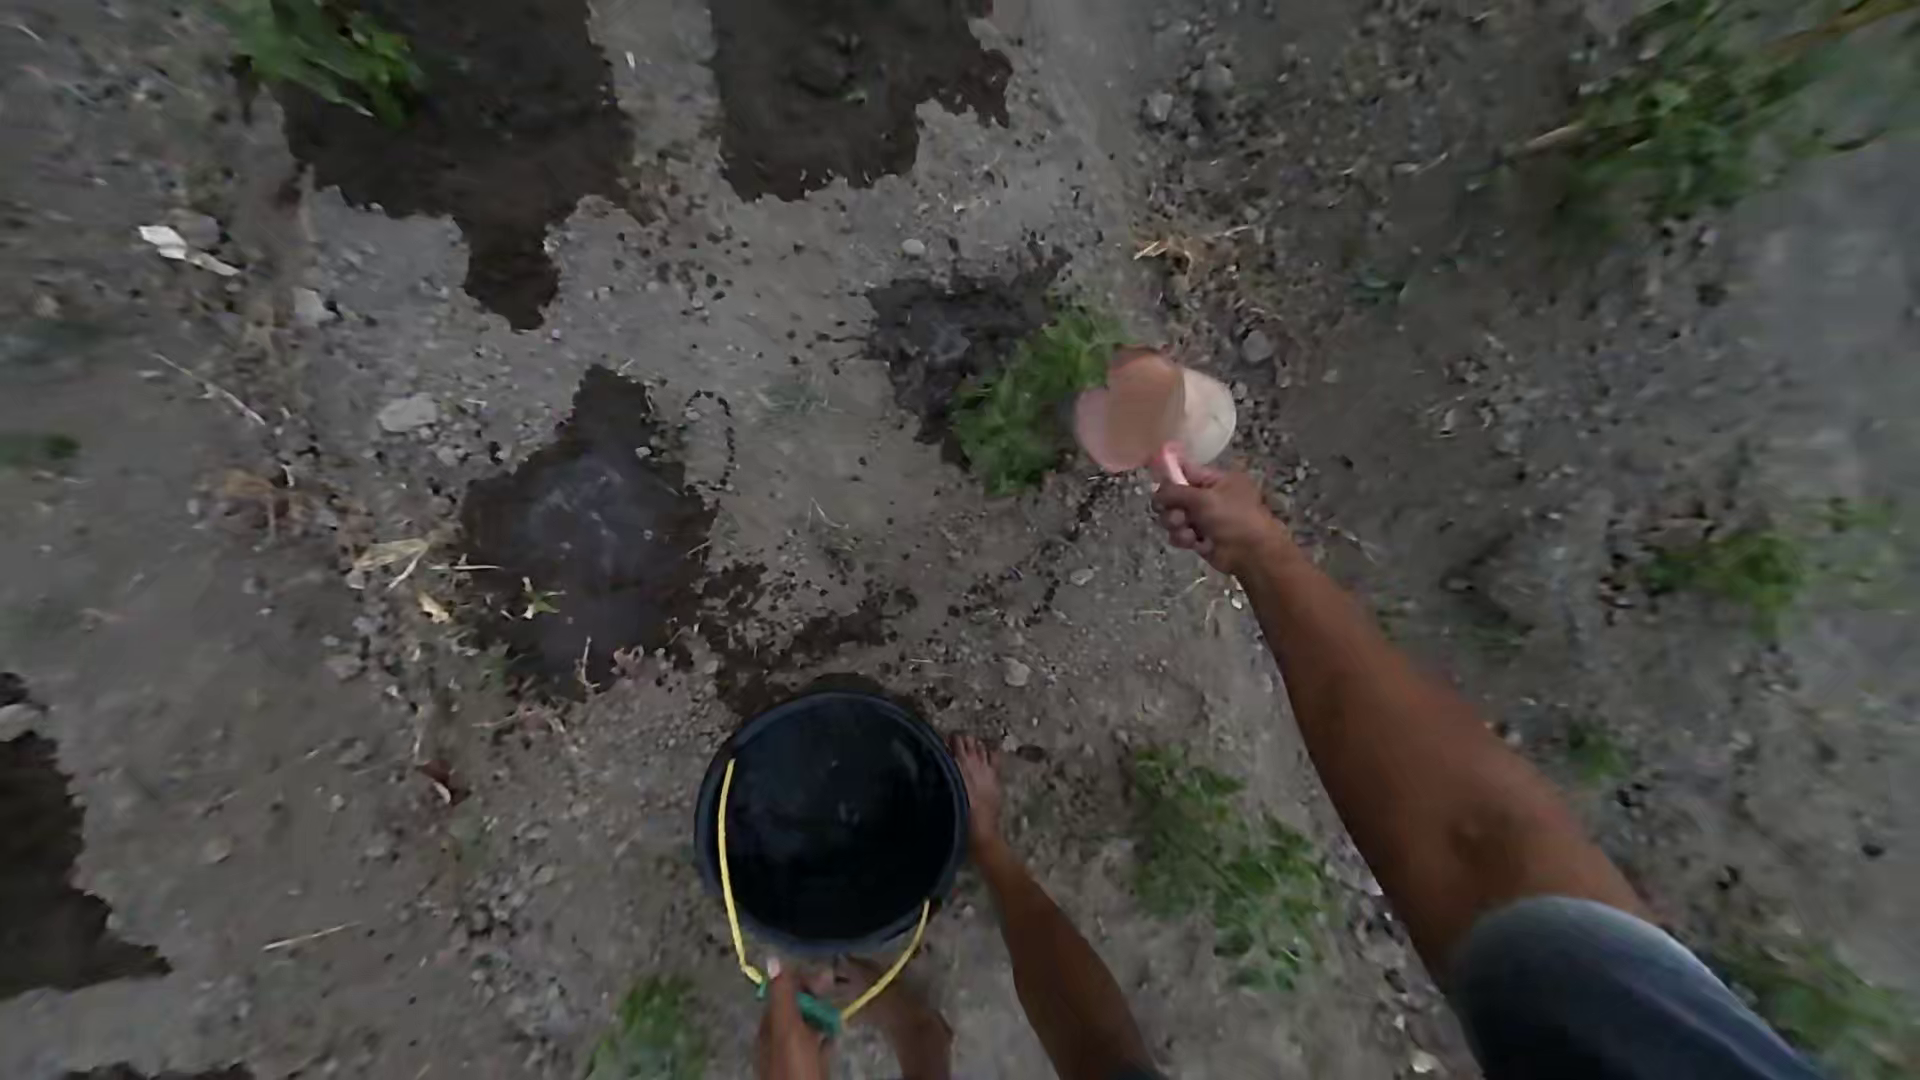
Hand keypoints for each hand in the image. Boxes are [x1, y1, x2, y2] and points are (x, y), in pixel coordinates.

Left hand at [755, 968, 829, 1079]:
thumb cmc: (795, 1071)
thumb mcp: (789, 1029)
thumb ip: (783, 995)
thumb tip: (773, 958)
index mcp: (768, 1027)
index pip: (784, 990)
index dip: (804, 979)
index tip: (826, 979)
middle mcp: (776, 1039)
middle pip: (796, 1006)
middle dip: (815, 996)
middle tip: (833, 993)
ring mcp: (790, 1056)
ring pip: (807, 1024)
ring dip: (822, 1015)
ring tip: (837, 1016)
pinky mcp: (805, 1070)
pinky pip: (815, 1044)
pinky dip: (825, 1036)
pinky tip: (835, 1038)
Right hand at [1150, 463, 1296, 578]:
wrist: (1251, 554)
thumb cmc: (1233, 518)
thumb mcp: (1204, 498)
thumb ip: (1175, 491)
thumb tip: (1156, 491)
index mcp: (1217, 480)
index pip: (1186, 470)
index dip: (1169, 474)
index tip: (1154, 481)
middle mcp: (1209, 497)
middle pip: (1175, 495)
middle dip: (1171, 506)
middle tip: (1177, 515)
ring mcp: (1203, 517)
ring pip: (1173, 516)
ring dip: (1176, 524)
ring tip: (1187, 531)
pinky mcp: (1198, 537)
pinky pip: (1179, 533)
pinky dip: (1183, 537)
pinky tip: (1193, 541)